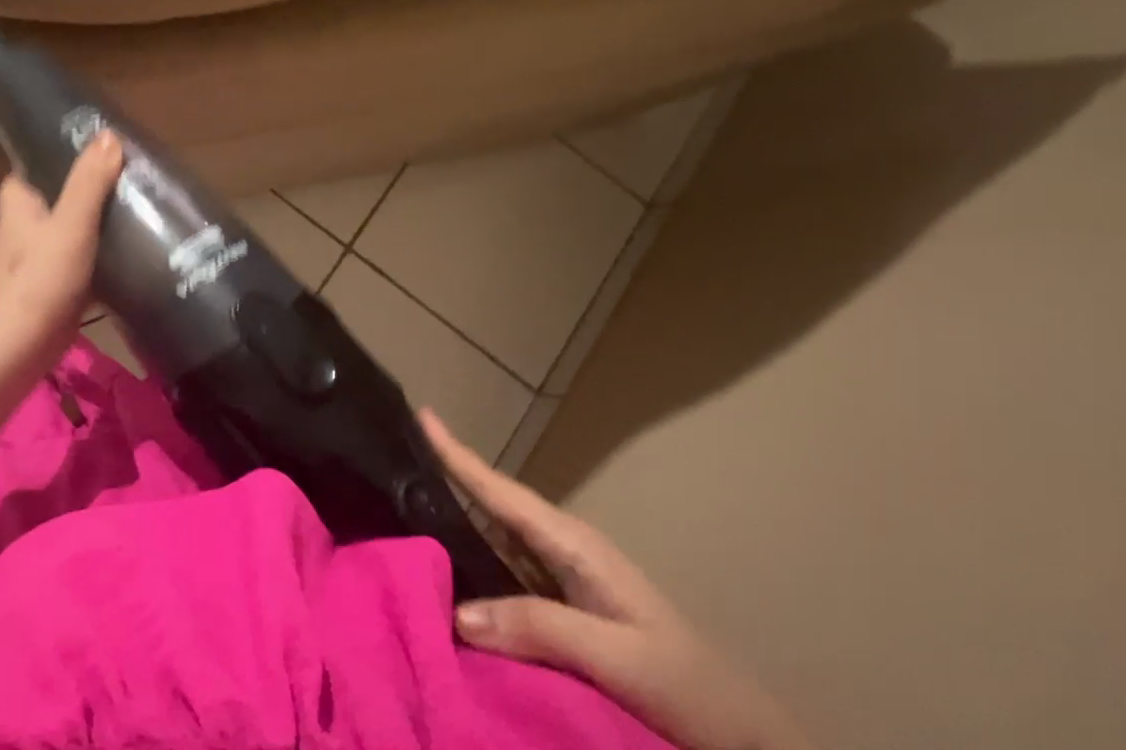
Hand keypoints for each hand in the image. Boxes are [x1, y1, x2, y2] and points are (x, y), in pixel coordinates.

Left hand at [0, 130, 123, 374]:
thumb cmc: (40, 279)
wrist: (22, 346)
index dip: (56, 156)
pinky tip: (134, 256)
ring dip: (97, 226)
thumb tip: (109, 135)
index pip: (31, 168)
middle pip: (57, 199)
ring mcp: (39, 261)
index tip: (92, 147)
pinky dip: (103, 260)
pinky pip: (83, 264)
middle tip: (127, 177)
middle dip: (86, 190)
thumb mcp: (71, 223)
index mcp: (19, 205)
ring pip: (72, 233)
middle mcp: (25, 229)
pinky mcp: (56, 289)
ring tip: (138, 210)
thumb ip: (89, 182)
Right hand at [421, 410, 815, 749]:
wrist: (741, 734)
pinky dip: (466, 565)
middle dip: (446, 478)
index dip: (460, 457)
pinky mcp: (560, 613)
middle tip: (392, 458)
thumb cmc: (689, 688)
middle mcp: (564, 554)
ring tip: (401, 503)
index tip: (421, 416)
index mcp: (577, 548)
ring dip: (451, 521)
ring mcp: (563, 583)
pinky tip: (440, 571)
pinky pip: (499, 578)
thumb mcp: (618, 657)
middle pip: (493, 507)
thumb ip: (540, 627)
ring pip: (493, 542)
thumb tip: (456, 612)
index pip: (505, 494)